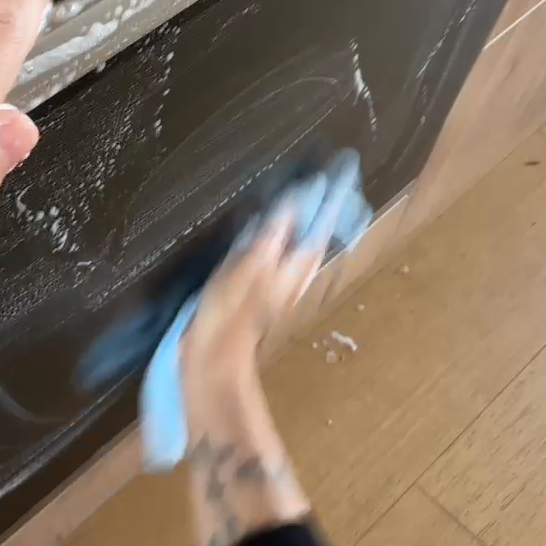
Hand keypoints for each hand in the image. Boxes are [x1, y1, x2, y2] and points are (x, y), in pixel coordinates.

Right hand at [178, 212, 321, 545]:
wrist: (209, 371)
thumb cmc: (225, 323)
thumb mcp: (243, 276)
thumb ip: (266, 243)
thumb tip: (290, 209)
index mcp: (288, 272)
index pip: (313, 231)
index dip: (324, 204)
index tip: (336, 174)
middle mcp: (287, 282)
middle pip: (309, 243)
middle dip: (318, 215)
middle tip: (323, 185)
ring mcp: (272, 294)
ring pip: (294, 256)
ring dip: (301, 231)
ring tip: (304, 206)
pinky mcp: (254, 304)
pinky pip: (274, 266)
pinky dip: (279, 248)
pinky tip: (270, 242)